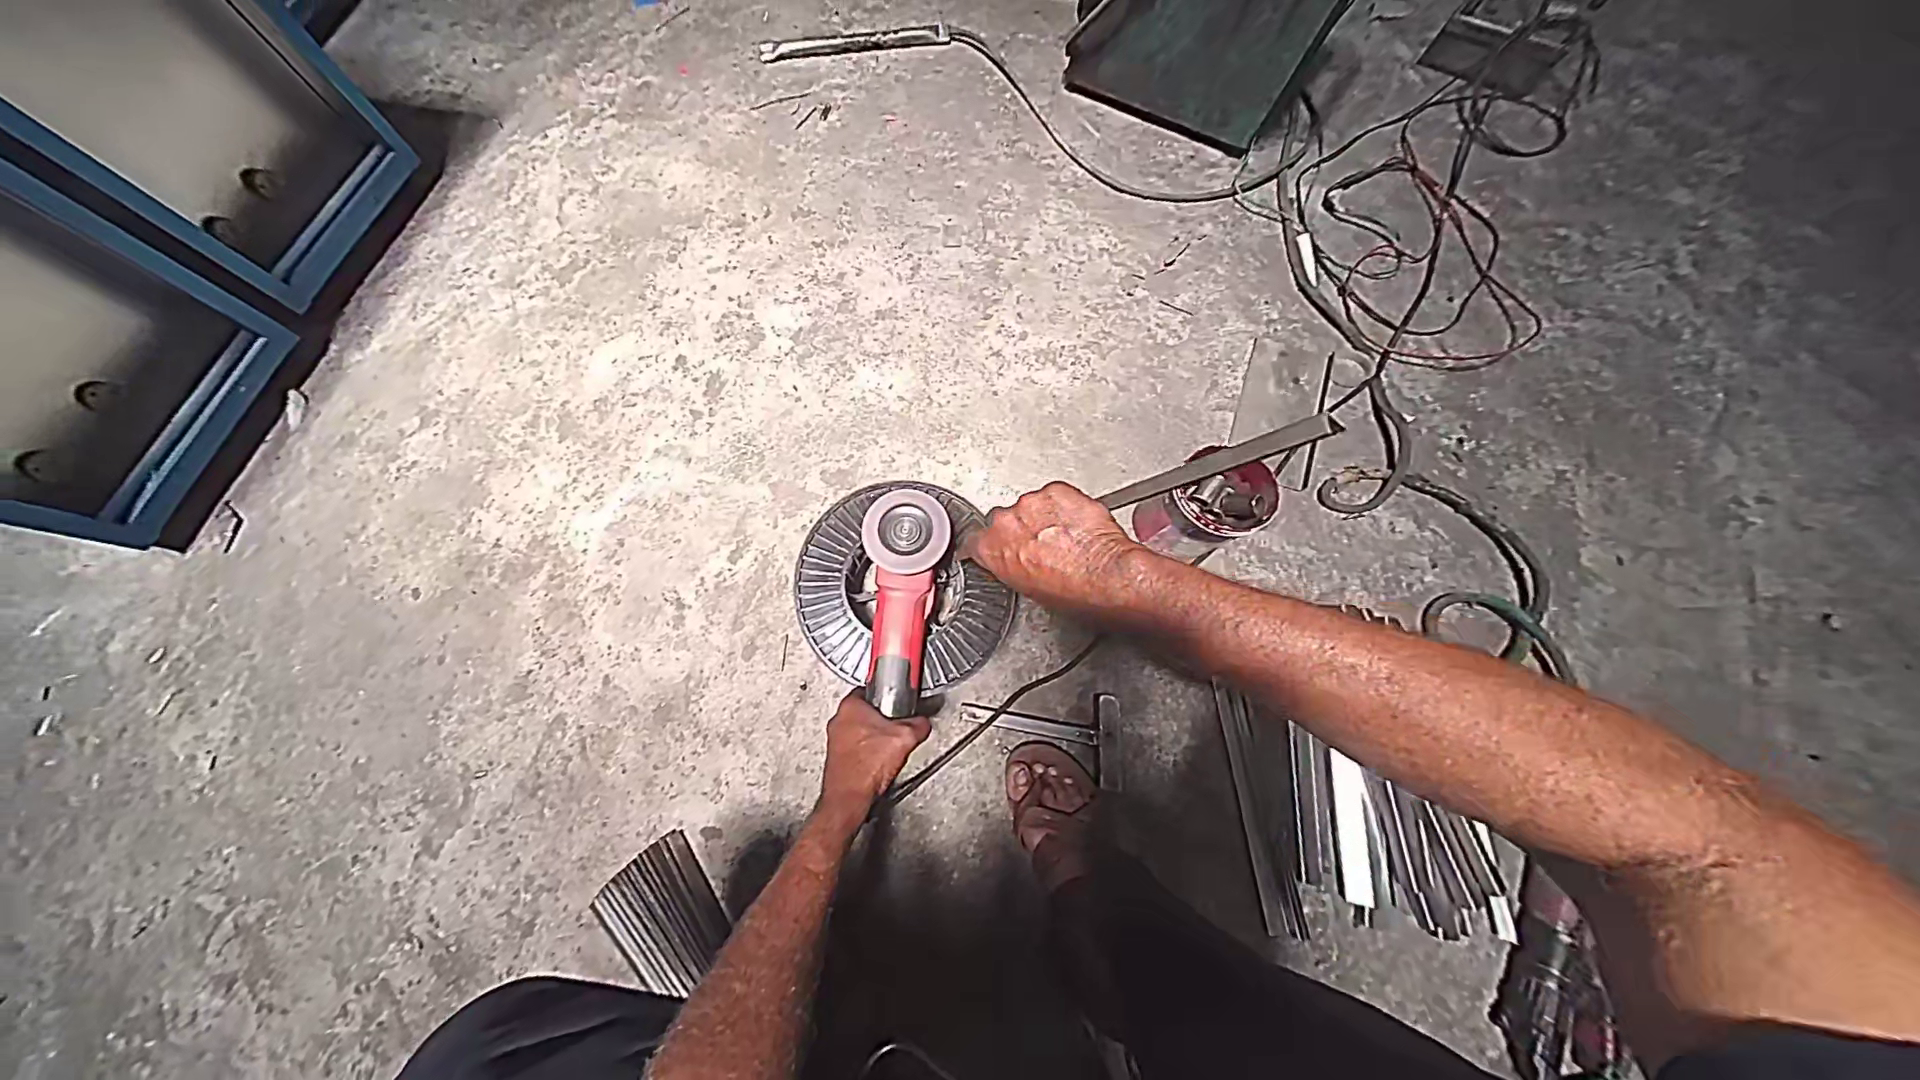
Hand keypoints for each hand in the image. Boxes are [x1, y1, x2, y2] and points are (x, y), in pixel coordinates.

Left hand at [818, 691, 930, 817]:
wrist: (850, 797)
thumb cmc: (866, 767)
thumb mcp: (905, 737)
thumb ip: (918, 724)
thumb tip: (923, 722)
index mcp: (850, 706)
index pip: (870, 689)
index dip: (887, 695)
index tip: (895, 700)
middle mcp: (838, 720)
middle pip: (866, 711)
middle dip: (882, 718)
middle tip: (895, 727)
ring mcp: (835, 739)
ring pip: (860, 730)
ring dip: (874, 736)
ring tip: (888, 747)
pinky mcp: (836, 757)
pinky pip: (855, 747)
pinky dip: (867, 751)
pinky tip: (878, 761)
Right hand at [963, 482, 1145, 615]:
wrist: (1104, 574)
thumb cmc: (1071, 590)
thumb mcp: (1028, 590)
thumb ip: (1011, 567)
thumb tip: (1020, 564)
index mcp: (991, 549)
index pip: (976, 541)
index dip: (991, 545)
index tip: (1000, 548)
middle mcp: (1005, 522)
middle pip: (1005, 520)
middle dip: (1022, 530)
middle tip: (1043, 546)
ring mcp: (1031, 502)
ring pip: (1032, 505)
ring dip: (1045, 517)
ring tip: (1066, 537)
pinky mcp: (1056, 490)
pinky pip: (1056, 495)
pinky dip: (1065, 506)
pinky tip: (1077, 525)